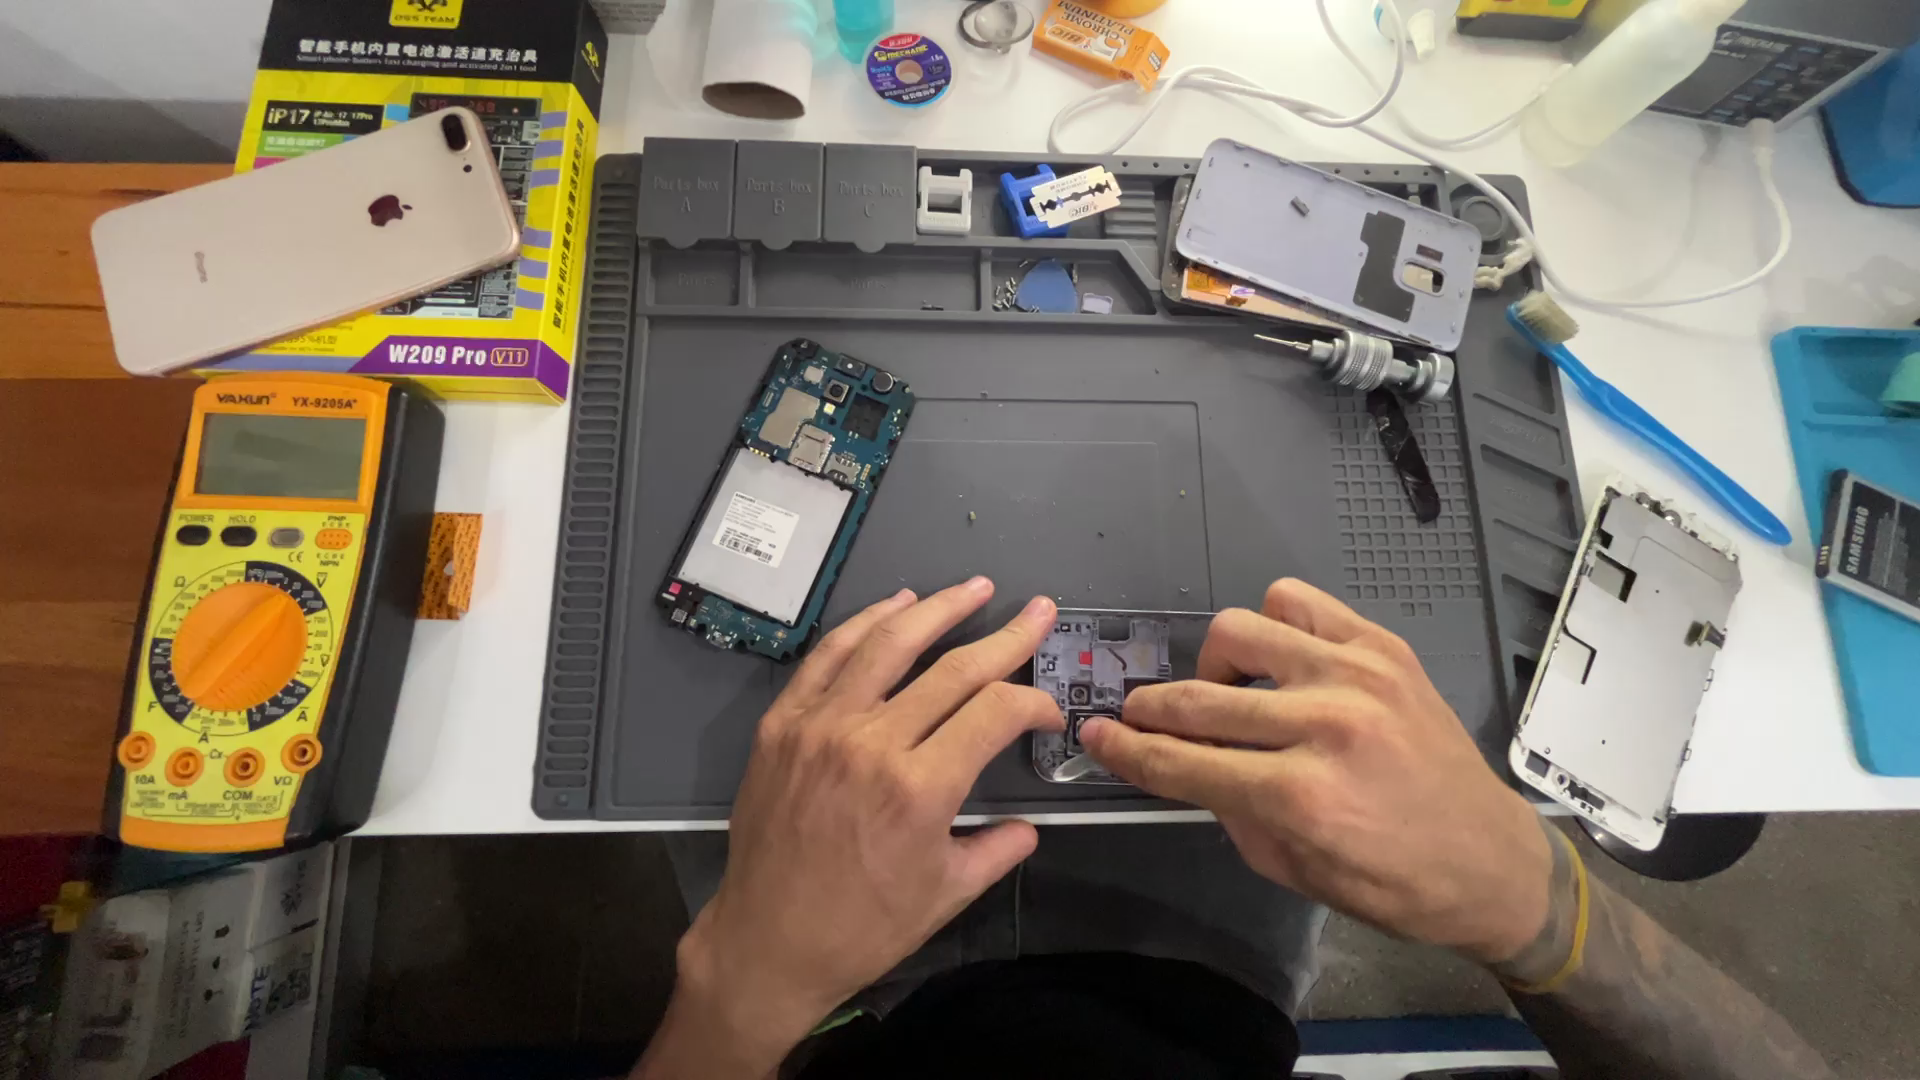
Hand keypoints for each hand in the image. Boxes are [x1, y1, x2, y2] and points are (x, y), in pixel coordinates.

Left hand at [654, 579, 1062, 1077]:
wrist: (765, 942)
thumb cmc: (862, 927)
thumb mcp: (946, 895)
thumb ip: (999, 850)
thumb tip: (1030, 826)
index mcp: (920, 789)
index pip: (995, 713)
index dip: (1033, 703)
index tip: (1047, 714)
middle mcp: (873, 743)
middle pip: (954, 669)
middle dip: (1007, 636)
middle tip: (1037, 611)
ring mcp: (822, 725)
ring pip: (890, 644)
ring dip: (939, 608)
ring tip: (973, 587)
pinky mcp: (784, 720)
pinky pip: (829, 655)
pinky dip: (867, 622)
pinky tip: (897, 604)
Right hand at [1079, 579, 1550, 964]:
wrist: (1497, 862)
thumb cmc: (1393, 883)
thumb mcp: (1290, 867)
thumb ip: (1225, 807)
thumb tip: (1179, 757)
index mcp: (1302, 796)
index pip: (1180, 763)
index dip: (1125, 750)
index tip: (1096, 735)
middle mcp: (1324, 725)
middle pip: (1197, 700)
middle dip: (1148, 710)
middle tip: (1140, 714)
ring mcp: (1356, 674)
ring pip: (1239, 631)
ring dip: (1213, 665)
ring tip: (1230, 691)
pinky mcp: (1381, 646)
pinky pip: (1295, 602)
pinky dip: (1270, 623)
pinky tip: (1278, 658)